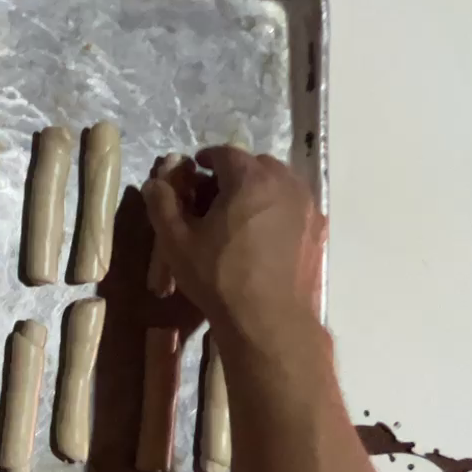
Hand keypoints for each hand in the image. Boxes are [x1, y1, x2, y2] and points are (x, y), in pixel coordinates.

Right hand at [142, 146, 324, 347]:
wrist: (267, 317)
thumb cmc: (216, 275)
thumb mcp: (175, 240)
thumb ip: (162, 205)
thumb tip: (155, 183)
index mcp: (249, 181)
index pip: (226, 153)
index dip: (205, 159)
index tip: (192, 172)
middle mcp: (285, 185)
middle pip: (257, 164)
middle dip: (233, 172)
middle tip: (211, 195)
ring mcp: (307, 207)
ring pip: (280, 183)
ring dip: (256, 188)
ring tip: (235, 214)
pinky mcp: (316, 230)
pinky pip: (293, 205)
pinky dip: (274, 207)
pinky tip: (258, 234)